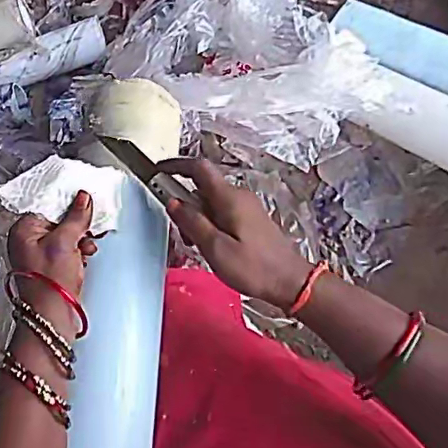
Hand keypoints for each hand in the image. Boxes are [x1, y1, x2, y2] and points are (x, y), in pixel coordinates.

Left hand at [6, 191, 97, 338]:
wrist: (51, 317)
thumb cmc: (49, 284)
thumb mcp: (65, 242)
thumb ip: (75, 217)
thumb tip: (82, 199)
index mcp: (22, 230)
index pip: (46, 204)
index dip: (66, 203)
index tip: (83, 201)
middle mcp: (26, 241)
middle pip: (56, 220)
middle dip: (75, 225)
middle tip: (86, 229)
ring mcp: (37, 255)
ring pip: (63, 235)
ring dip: (79, 239)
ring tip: (85, 248)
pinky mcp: (49, 267)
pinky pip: (66, 250)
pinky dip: (77, 251)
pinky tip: (83, 256)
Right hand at [158, 158, 315, 308]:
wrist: (291, 283)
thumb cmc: (254, 268)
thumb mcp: (215, 248)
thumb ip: (192, 222)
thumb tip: (172, 201)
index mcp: (229, 198)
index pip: (199, 168)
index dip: (175, 165)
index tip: (156, 171)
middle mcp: (238, 196)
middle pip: (202, 187)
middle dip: (184, 204)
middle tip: (182, 233)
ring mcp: (246, 206)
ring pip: (210, 201)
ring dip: (196, 217)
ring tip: (199, 245)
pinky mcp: (249, 218)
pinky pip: (221, 211)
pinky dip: (209, 223)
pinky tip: (211, 246)